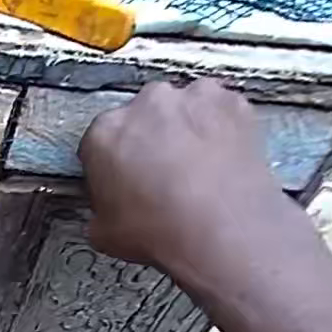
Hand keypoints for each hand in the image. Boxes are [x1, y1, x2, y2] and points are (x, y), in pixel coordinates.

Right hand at [78, 79, 328, 302]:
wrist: (218, 231)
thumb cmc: (156, 229)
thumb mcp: (102, 233)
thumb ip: (100, 210)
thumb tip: (108, 210)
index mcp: (104, 133)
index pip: (98, 143)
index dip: (107, 165)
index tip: (116, 181)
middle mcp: (146, 104)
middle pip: (141, 117)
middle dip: (146, 140)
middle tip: (155, 175)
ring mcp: (193, 98)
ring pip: (182, 109)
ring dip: (182, 129)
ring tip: (190, 168)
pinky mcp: (233, 103)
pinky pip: (219, 112)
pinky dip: (217, 130)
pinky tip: (217, 160)